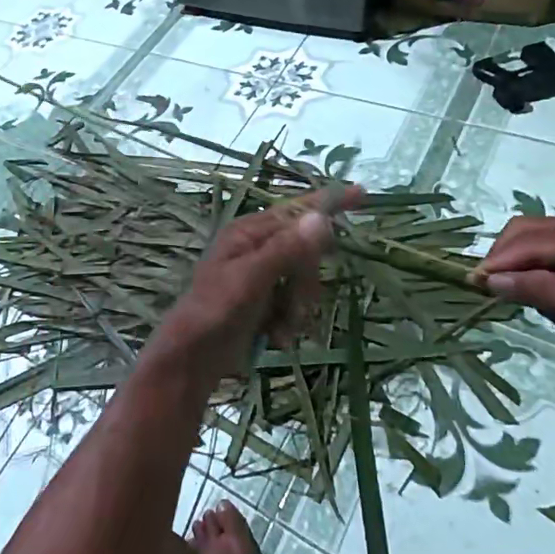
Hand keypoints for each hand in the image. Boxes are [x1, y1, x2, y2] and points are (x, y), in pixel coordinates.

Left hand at [148, 186, 365, 374]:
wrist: (193, 359)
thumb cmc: (215, 310)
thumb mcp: (251, 277)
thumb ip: (287, 249)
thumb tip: (321, 218)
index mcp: (249, 232)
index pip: (297, 210)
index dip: (328, 203)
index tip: (361, 194)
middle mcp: (257, 249)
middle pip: (307, 252)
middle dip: (306, 281)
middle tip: (294, 302)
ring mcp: (262, 277)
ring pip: (304, 283)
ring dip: (297, 308)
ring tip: (278, 327)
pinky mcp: (265, 303)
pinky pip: (295, 305)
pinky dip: (289, 322)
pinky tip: (274, 336)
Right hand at [476, 216, 554, 370]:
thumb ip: (542, 291)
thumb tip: (492, 278)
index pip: (528, 241)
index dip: (495, 262)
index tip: (471, 287)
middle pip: (533, 231)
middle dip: (509, 262)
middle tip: (503, 297)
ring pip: (547, 242)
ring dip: (532, 271)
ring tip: (550, 310)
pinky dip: (554, 275)